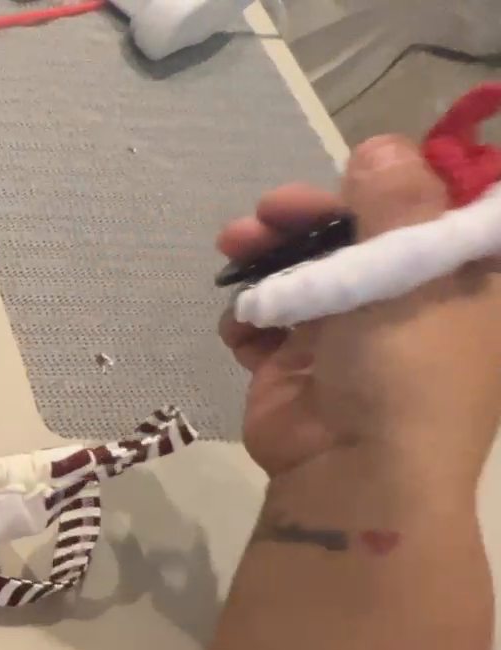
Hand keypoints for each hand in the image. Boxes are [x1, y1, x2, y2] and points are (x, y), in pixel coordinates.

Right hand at [218, 136, 500, 485]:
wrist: (353, 463)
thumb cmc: (409, 365)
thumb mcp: (411, 276)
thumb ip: (393, 209)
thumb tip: (376, 145)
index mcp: (460, 275)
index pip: (430, 211)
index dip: (388, 186)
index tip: (347, 171)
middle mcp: (404, 299)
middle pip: (351, 242)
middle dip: (305, 222)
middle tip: (264, 211)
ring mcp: (342, 334)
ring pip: (298, 279)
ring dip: (264, 264)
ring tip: (230, 250)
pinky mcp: (288, 365)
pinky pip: (261, 328)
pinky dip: (246, 321)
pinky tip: (241, 323)